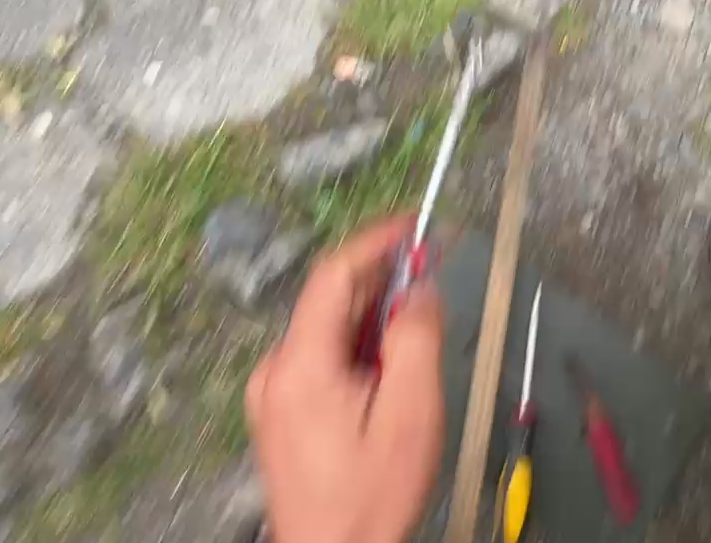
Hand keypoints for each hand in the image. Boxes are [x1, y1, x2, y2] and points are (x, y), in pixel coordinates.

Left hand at [246, 217, 445, 542]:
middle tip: (434, 268)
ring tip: (421, 325)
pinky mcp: (285, 409)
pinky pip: (328, 352)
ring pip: (334, 326)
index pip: (334, 275)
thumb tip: (420, 283)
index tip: (419, 222)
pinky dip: (365, 340)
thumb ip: (417, 333)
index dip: (377, 240)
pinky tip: (394, 360)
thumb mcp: (412, 407)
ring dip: (378, 312)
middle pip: (333, 299)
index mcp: (300, 364)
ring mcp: (276, 391)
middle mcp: (277, 369)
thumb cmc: (375, 488)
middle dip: (386, 278)